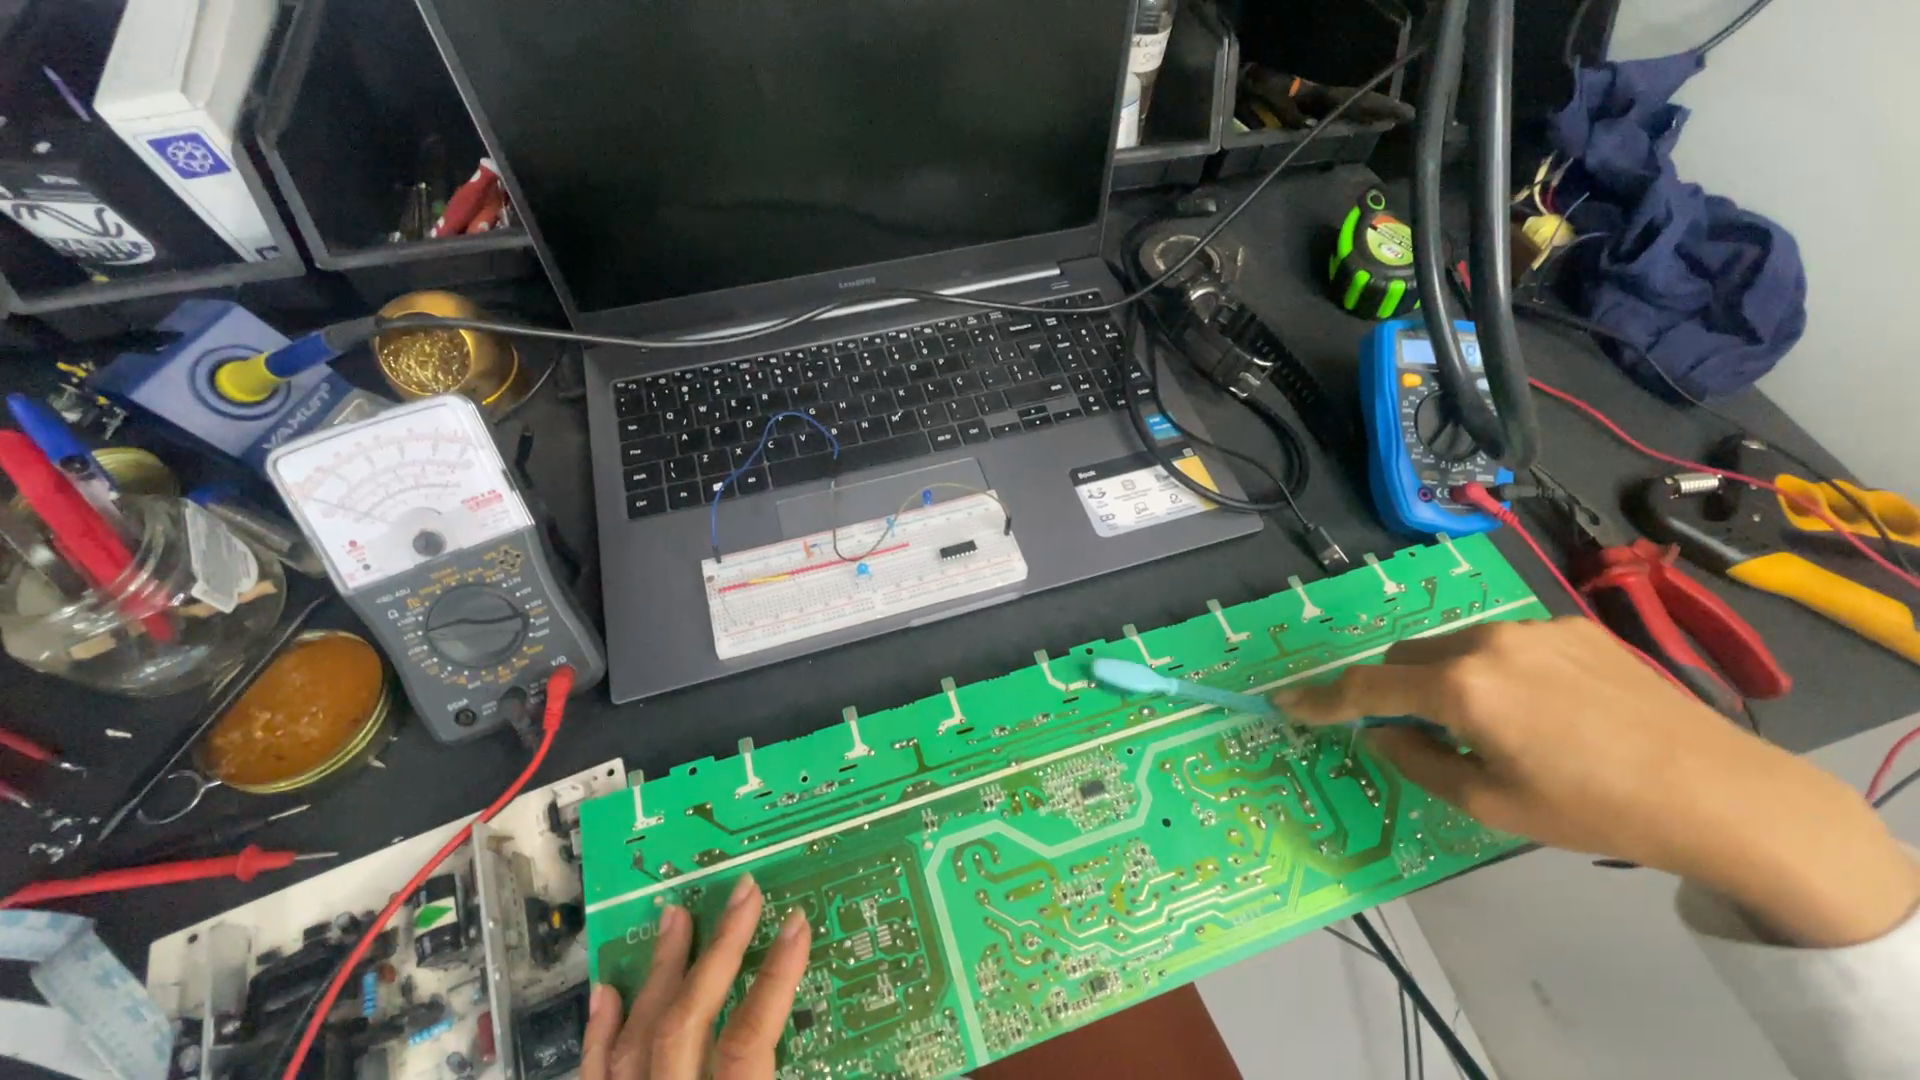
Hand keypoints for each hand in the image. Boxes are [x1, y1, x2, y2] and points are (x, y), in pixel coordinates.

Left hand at [580, 875, 811, 1079]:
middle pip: (686, 1022)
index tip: (796, 923)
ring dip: (659, 973)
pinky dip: (600, 1033)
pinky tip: (608, 994)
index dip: (776, 979)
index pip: (749, 1040)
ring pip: (635, 1039)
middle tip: (744, 894)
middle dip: (719, 952)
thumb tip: (845, 1061)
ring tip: (677, 916)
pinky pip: (595, 1076)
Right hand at [1276, 617, 1919, 947]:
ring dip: (1439, 675)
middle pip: (1404, 656)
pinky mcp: (1572, 626)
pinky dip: (1489, 667)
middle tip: (1402, 728)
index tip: (1286, 703)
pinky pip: (1502, 641)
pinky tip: (1534, 705)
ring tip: (1479, 721)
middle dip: (1387, 688)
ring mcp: (1532, 627)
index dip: (1320, 698)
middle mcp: (1486, 642)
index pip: (1365, 688)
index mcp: (1461, 689)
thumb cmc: (1594, 809)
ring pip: (1451, 644)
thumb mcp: (1489, 805)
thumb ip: (1417, 762)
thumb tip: (1382, 733)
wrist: (1722, 792)